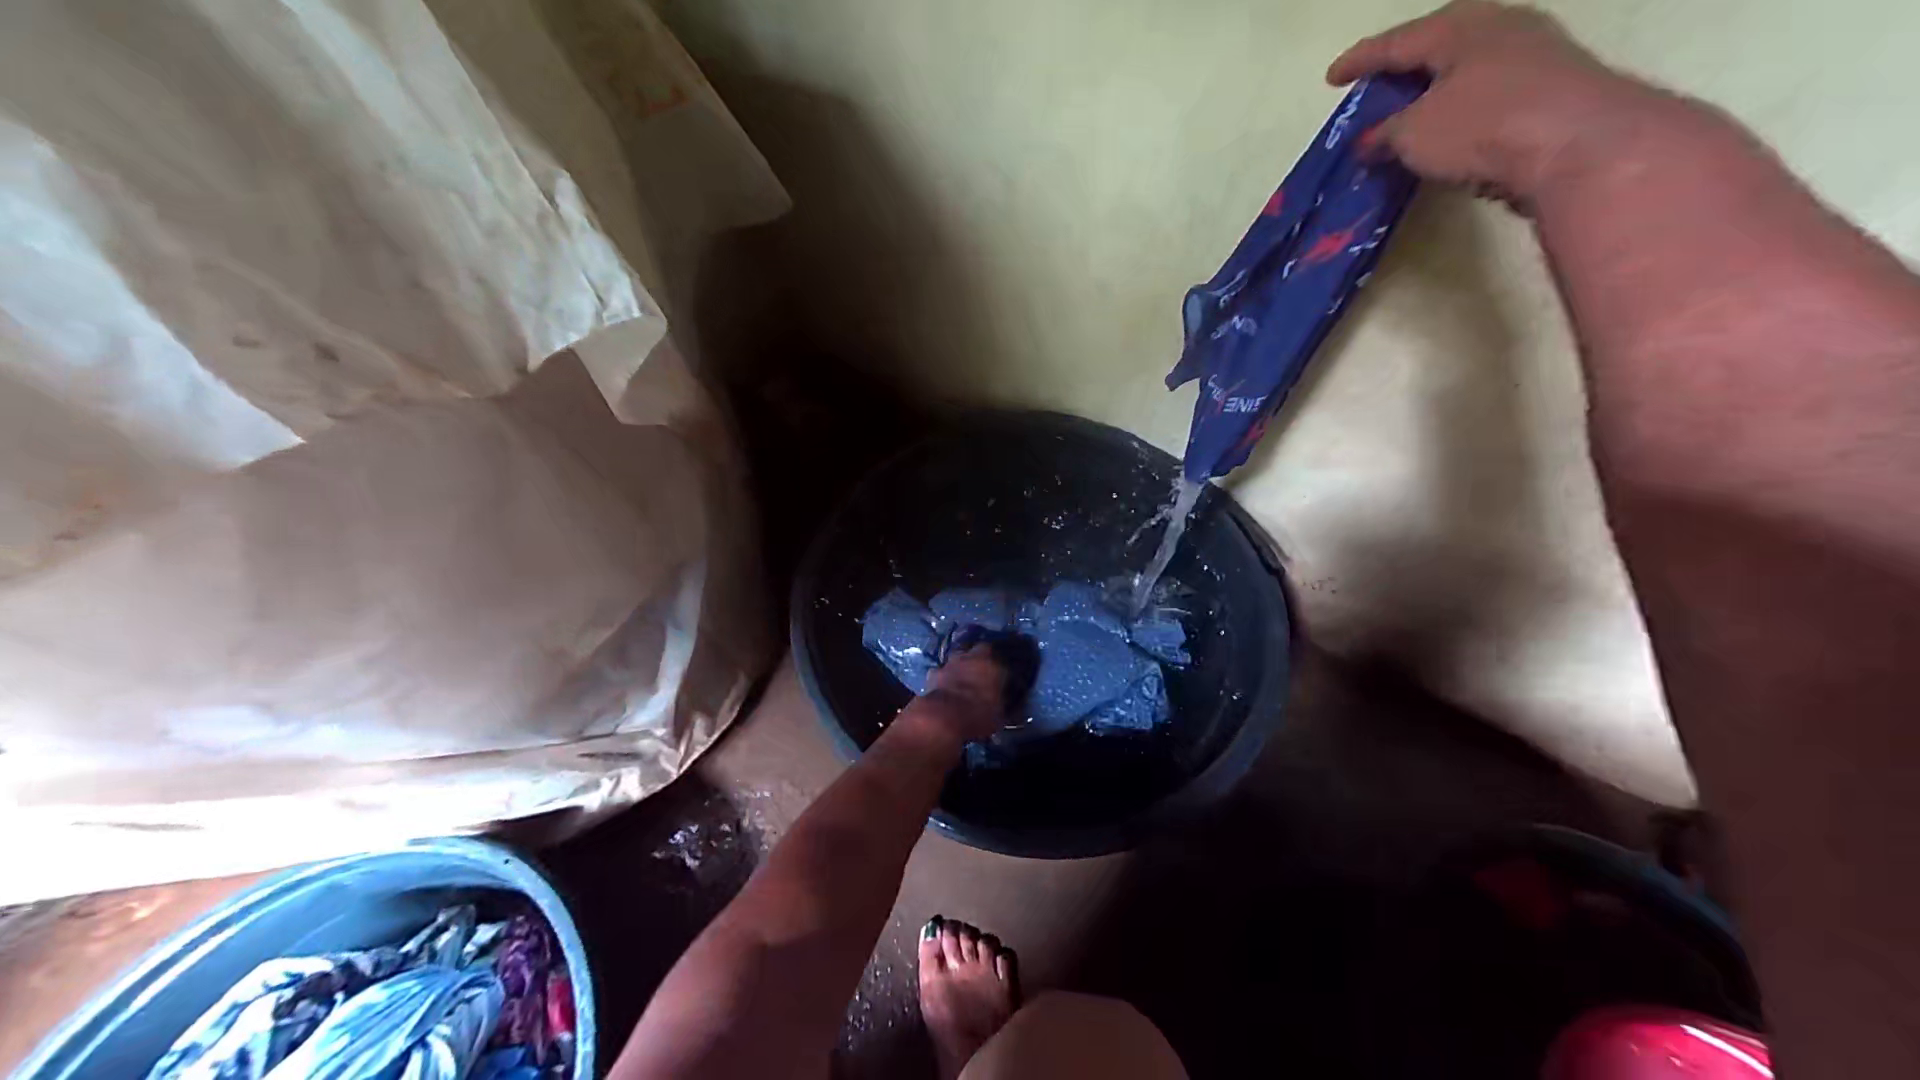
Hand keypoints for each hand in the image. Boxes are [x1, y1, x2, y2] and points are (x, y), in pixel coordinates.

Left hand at [919, 642, 1009, 742]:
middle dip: (984, 657)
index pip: (1005, 660)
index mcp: (994, 665)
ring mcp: (952, 663)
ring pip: (960, 657)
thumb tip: (1013, 710)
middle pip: (981, 649)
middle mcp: (973, 657)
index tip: (1006, 676)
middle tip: (986, 670)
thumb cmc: (977, 716)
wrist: (942, 717)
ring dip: (963, 664)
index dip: (1005, 668)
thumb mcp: (999, 718)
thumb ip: (1004, 707)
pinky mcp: (934, 673)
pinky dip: (945, 676)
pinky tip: (946, 685)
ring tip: (965, 676)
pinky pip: (942, 671)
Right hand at [1328, 2, 1672, 205]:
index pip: (1397, 41)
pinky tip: (1446, 131)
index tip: (1332, 77)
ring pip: (1466, 69)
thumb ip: (1384, 134)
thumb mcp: (1412, 134)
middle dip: (1403, 69)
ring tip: (1408, 115)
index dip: (1360, 61)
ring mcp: (1532, 55)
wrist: (1575, 144)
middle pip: (1438, 45)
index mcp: (1460, 27)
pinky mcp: (1549, 88)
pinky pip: (1487, 93)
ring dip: (1433, 92)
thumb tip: (1370, 142)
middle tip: (1375, 90)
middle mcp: (1500, 27)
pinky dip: (1458, 109)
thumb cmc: (1481, 125)